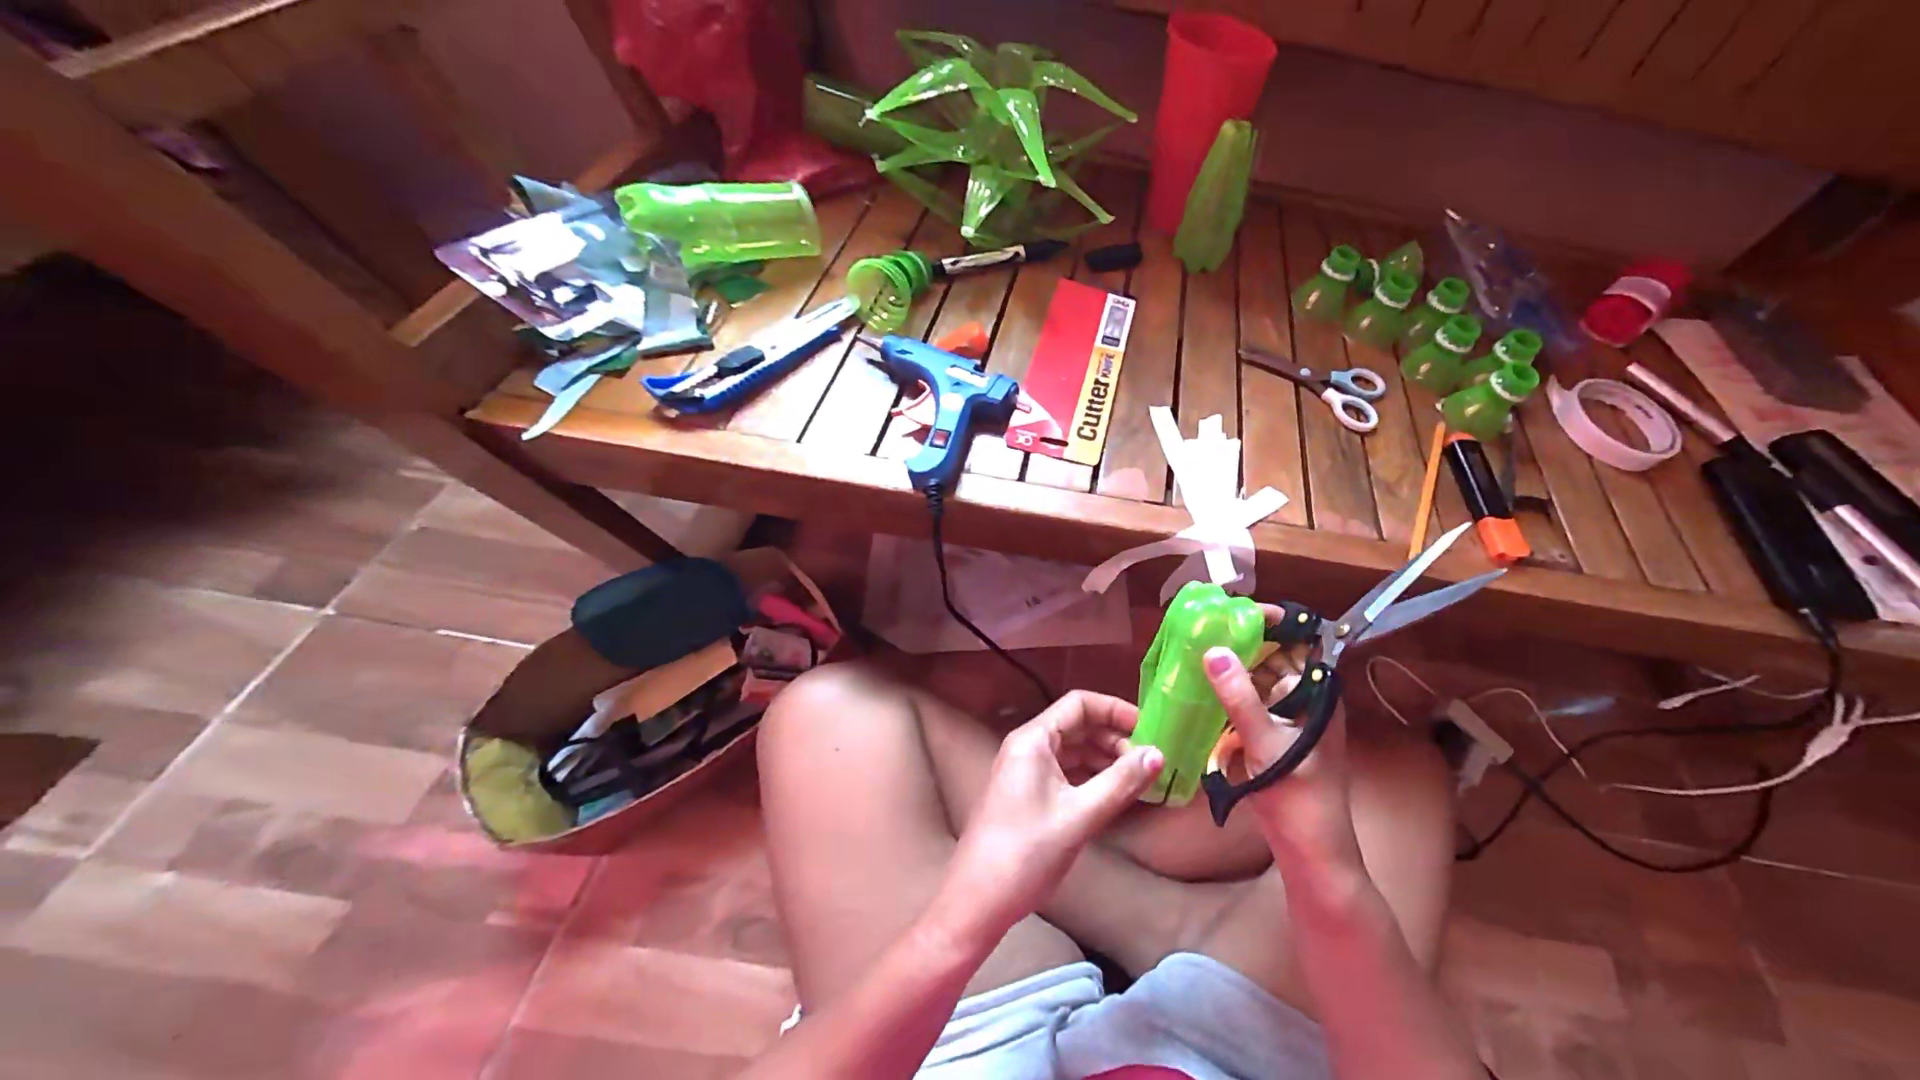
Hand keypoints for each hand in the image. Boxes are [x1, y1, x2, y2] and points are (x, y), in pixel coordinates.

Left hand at [938, 691, 1163, 940]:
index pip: (1079, 704)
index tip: (1151, 729)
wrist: (978, 898)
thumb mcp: (1080, 816)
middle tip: (1150, 761)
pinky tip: (1115, 794)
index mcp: (1033, 739)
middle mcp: (1026, 746)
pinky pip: (1065, 772)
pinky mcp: (1027, 793)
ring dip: (1105, 759)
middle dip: (1114, 737)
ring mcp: (1024, 770)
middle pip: (1077, 725)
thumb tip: (1158, 754)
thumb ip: (1121, 782)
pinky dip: (1091, 777)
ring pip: (1072, 750)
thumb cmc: (1027, 851)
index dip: (1116, 710)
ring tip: (1139, 779)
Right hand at [1203, 641, 1361, 871]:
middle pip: (1276, 658)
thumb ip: (1239, 697)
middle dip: (1243, 642)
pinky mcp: (1272, 737)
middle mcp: (1307, 702)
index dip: (1276, 621)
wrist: (1311, 852)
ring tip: (1197, 653)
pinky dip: (1229, 695)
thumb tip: (1215, 651)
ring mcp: (1289, 720)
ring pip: (1260, 681)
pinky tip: (1202, 690)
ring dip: (1233, 668)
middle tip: (1204, 629)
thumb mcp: (1266, 743)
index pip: (1304, 641)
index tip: (1236, 612)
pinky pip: (1250, 704)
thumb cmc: (1299, 796)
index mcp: (1319, 696)